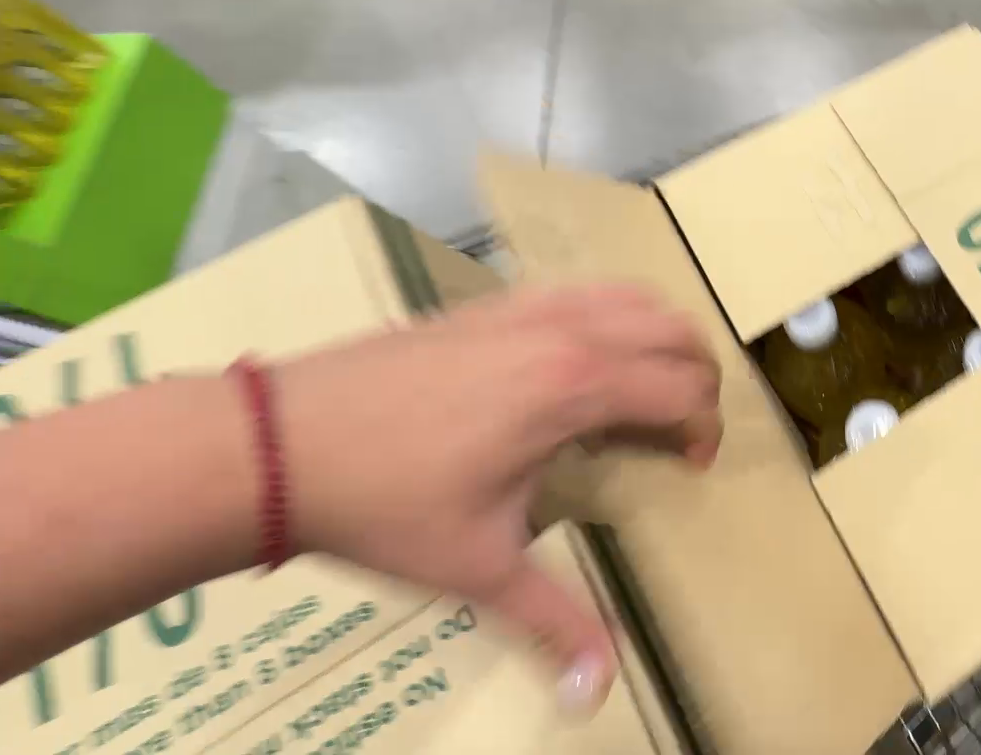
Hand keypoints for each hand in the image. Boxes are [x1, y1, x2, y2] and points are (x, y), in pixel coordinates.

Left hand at [272, 285, 720, 710]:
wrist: (275, 444)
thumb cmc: (385, 505)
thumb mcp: (478, 567)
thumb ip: (552, 620)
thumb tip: (596, 691)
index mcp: (578, 389)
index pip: (685, 391)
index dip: (705, 429)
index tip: (691, 465)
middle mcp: (572, 333)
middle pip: (679, 334)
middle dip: (701, 380)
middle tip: (682, 428)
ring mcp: (536, 307)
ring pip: (643, 300)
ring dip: (667, 340)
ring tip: (649, 387)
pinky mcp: (503, 301)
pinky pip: (591, 289)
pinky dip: (621, 314)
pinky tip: (593, 354)